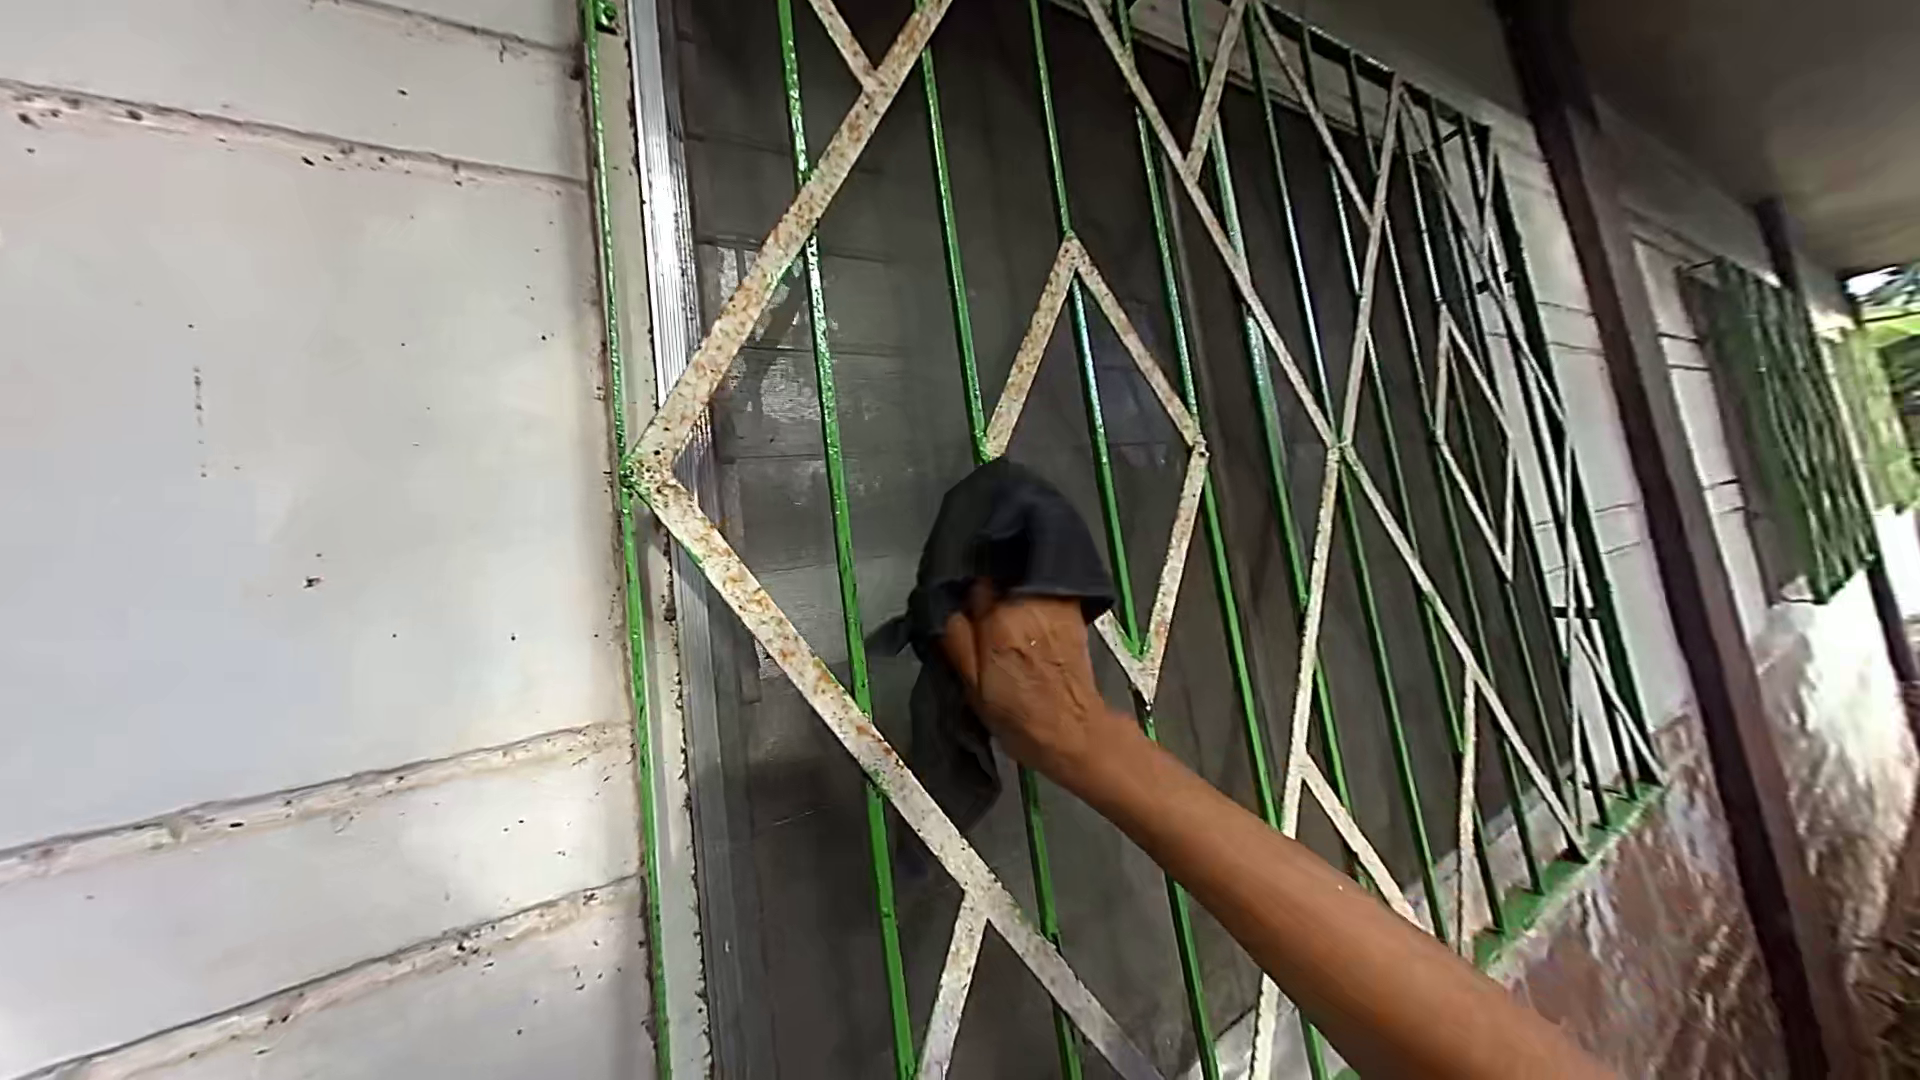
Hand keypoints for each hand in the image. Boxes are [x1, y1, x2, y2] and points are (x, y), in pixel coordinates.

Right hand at [938, 583, 1137, 792]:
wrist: (1073, 731)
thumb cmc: (1020, 719)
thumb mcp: (972, 689)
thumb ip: (956, 641)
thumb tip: (949, 610)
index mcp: (995, 622)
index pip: (972, 587)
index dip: (968, 603)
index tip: (969, 619)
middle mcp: (1025, 606)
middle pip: (998, 585)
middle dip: (993, 602)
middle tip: (993, 632)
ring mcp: (1052, 606)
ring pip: (1022, 589)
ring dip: (1016, 602)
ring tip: (1018, 633)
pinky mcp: (1072, 612)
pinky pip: (1046, 596)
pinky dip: (1040, 605)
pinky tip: (1039, 630)